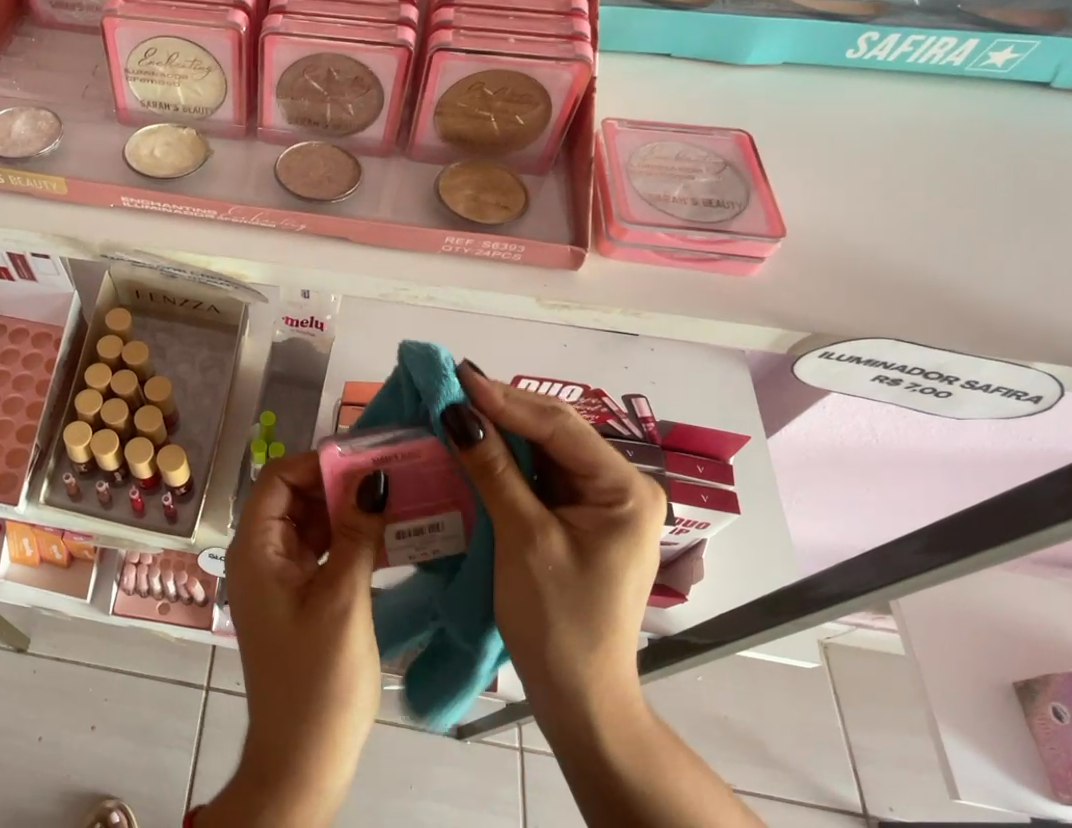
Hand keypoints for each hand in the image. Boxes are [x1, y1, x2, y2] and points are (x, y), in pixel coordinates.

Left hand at [203, 452, 385, 827]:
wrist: (304, 758)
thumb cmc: (319, 678)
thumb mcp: (343, 597)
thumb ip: (356, 533)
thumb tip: (373, 476)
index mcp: (255, 548)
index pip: (278, 479)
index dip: (318, 463)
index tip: (367, 459)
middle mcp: (259, 555)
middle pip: (293, 498)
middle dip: (338, 485)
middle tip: (392, 476)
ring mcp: (277, 579)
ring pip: (309, 525)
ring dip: (347, 513)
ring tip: (396, 500)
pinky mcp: (297, 599)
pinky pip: (319, 553)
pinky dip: (347, 541)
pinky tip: (386, 538)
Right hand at [445, 363, 666, 721]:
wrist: (578, 695)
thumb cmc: (558, 620)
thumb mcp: (522, 539)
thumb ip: (491, 470)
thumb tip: (455, 412)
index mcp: (625, 489)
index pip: (559, 426)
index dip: (504, 398)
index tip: (455, 376)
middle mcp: (618, 487)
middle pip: (552, 433)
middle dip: (499, 410)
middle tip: (446, 386)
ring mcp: (597, 504)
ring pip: (540, 453)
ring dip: (496, 434)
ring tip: (450, 406)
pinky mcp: (574, 520)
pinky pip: (535, 478)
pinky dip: (500, 463)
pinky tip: (468, 446)